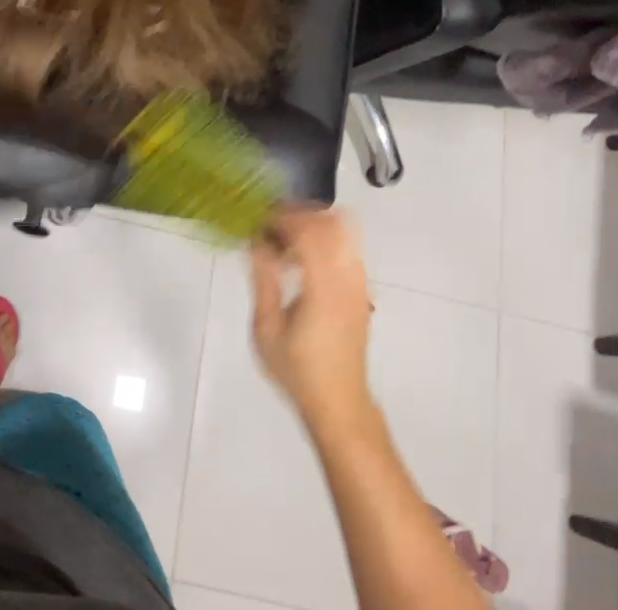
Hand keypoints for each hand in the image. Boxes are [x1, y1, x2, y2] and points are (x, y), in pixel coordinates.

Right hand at [249, 205, 373, 427]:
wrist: (339, 402)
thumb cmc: (296, 369)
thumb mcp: (266, 327)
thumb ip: (263, 280)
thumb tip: (255, 243)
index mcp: (323, 287)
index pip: (309, 231)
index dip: (283, 218)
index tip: (258, 222)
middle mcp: (348, 280)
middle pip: (333, 223)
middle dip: (300, 215)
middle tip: (270, 226)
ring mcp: (360, 286)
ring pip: (344, 234)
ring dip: (314, 228)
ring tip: (283, 243)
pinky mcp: (362, 293)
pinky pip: (347, 251)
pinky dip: (325, 244)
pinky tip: (301, 262)